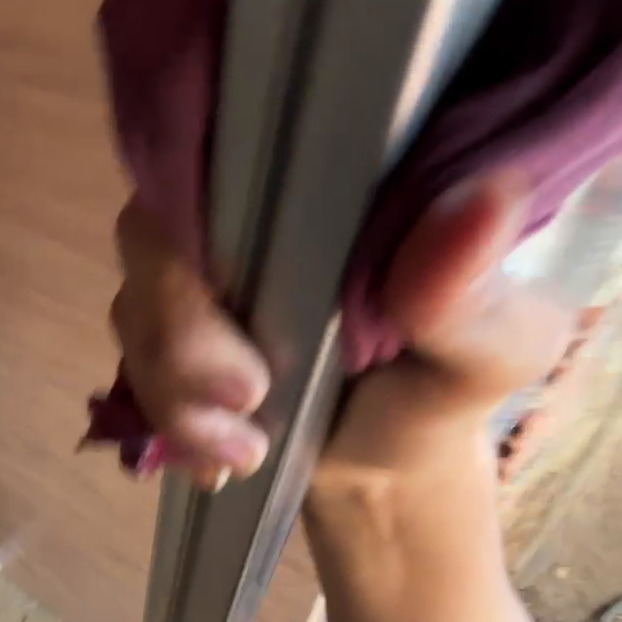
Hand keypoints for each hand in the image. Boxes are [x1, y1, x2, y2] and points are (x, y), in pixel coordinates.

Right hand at [109, 171, 565, 487]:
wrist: (382, 462)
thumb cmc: (443, 390)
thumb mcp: (493, 352)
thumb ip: (476, 298)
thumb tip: (479, 202)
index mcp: (318, 184)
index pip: (218, 159)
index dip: (198, 238)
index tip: (241, 336)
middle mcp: (239, 218)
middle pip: (152, 239)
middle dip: (178, 337)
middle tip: (245, 406)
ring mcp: (190, 280)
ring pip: (132, 312)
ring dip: (172, 395)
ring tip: (243, 454)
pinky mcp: (164, 337)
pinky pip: (129, 367)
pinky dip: (161, 420)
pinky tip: (209, 461)